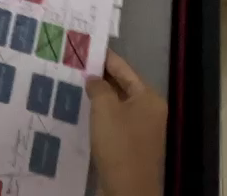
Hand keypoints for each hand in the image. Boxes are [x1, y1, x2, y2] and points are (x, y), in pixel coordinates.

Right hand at [87, 52, 166, 195]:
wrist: (128, 192)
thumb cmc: (119, 144)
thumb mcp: (104, 108)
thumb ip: (98, 86)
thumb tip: (94, 79)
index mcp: (149, 97)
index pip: (124, 68)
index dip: (104, 56)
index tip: (85, 46)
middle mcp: (150, 110)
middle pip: (122, 85)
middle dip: (100, 76)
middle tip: (76, 63)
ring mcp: (143, 130)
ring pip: (118, 104)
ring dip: (100, 96)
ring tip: (76, 84)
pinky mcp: (133, 146)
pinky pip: (116, 121)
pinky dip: (102, 114)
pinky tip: (85, 111)